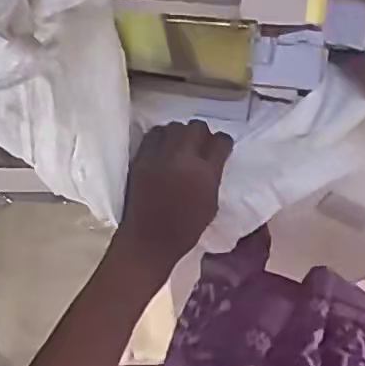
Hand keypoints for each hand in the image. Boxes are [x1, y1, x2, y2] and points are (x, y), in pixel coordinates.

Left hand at [115, 121, 232, 268]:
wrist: (149, 239)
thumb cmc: (185, 228)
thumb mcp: (211, 203)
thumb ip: (213, 177)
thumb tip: (211, 162)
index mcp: (206, 172)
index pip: (221, 141)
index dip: (223, 143)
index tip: (221, 148)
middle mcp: (184, 157)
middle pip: (197, 127)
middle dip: (202, 134)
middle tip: (200, 145)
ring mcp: (160, 155)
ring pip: (175, 126)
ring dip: (181, 133)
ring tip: (180, 145)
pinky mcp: (141, 157)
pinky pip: (154, 134)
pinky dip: (161, 137)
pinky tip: (163, 147)